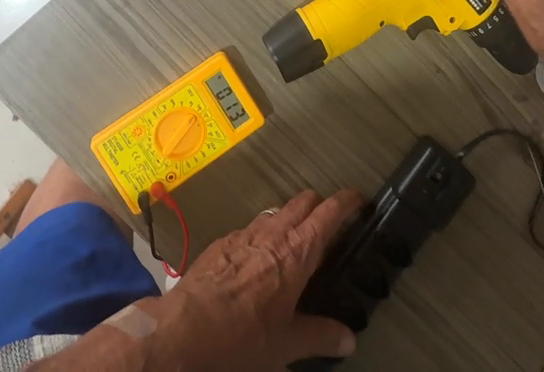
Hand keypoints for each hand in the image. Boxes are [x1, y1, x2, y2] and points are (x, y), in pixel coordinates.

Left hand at [150, 189, 365, 369]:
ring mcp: (245, 233)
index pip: (330, 211)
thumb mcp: (287, 344)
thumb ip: (320, 336)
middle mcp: (275, 231)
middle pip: (304, 200)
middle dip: (319, 205)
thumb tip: (349, 340)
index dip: (348, 201)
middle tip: (327, 225)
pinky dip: (260, 237)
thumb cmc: (244, 336)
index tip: (359, 202)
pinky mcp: (220, 243)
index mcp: (299, 249)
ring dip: (289, 219)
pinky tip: (254, 264)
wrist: (184, 331)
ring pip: (275, 212)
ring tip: (292, 244)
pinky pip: (249, 230)